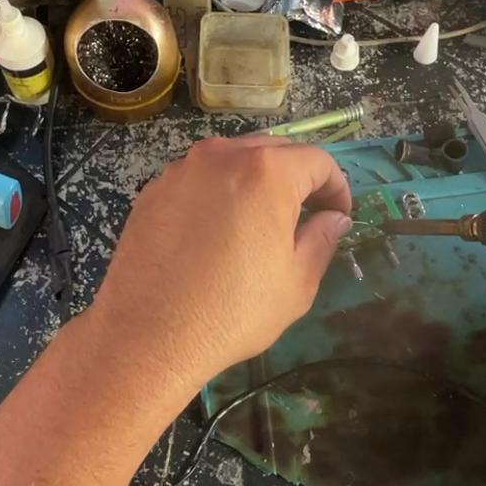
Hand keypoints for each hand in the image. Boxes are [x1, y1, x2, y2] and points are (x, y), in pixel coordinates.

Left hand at [81, 136, 351, 392]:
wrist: (147, 334)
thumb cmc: (232, 310)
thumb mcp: (296, 282)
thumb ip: (321, 239)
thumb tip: (333, 218)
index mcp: (266, 171)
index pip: (317, 161)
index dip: (337, 187)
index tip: (338, 216)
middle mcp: (222, 155)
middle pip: (275, 151)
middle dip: (298, 179)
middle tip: (307, 217)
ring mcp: (182, 169)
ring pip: (233, 160)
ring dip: (257, 181)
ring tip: (261, 223)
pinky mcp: (154, 189)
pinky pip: (199, 178)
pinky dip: (218, 192)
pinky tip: (216, 231)